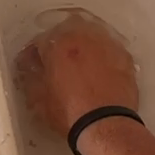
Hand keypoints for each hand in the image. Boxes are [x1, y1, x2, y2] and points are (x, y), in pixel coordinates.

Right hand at [14, 9, 139, 135]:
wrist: (106, 125)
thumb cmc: (68, 111)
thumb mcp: (37, 97)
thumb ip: (30, 75)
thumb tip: (29, 65)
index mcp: (58, 44)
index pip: (39, 40)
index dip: (32, 53)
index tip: (30, 63)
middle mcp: (83, 37)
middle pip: (67, 28)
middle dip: (59, 40)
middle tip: (55, 57)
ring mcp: (107, 45)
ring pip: (91, 34)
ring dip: (82, 44)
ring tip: (78, 61)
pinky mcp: (125, 57)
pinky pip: (109, 48)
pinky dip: (101, 54)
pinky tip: (98, 68)